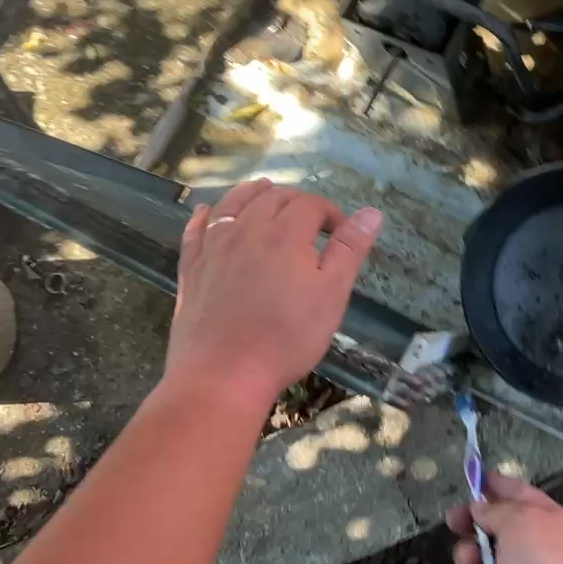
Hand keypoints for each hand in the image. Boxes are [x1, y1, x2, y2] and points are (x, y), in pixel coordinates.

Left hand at [165, 178, 382, 397]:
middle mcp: (248, 229)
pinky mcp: (191, 268)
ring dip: (252, 192)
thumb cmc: (286, 337)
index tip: (342, 232)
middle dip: (296, 200)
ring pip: (233, 203)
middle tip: (310, 218)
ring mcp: (214, 247)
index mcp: (286, 234)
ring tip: (263, 189)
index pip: (311, 205)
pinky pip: (196, 229)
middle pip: (273, 197)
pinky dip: (205, 214)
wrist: (222, 375)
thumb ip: (349, 250)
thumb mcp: (331, 294)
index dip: (331, 213)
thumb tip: (371, 213)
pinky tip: (206, 211)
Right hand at [446, 473, 562, 563]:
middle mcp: (525, 544)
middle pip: (489, 524)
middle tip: (454, 520)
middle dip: (469, 521)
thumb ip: (494, 509)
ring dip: (467, 556)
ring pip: (473, 555)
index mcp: (541, 517)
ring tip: (474, 563)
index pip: (516, 492)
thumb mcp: (521, 519)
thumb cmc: (542, 560)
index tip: (473, 476)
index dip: (496, 484)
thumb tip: (478, 508)